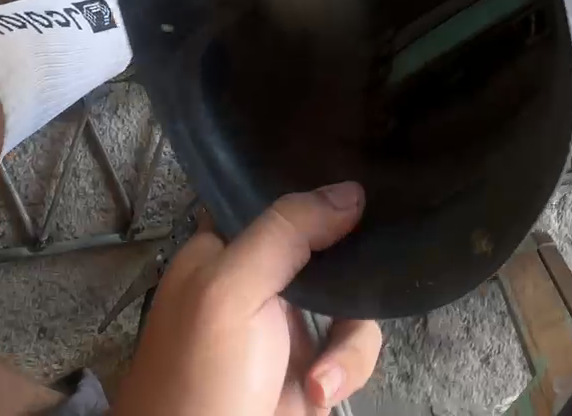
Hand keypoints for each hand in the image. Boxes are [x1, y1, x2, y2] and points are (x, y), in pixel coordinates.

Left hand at [114, 183, 382, 414]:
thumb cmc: (200, 378)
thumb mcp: (231, 291)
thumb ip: (287, 231)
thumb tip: (353, 189)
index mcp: (223, 251)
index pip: (273, 196)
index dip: (314, 185)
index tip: (358, 178)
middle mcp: (258, 281)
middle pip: (326, 243)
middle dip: (352, 262)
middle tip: (371, 265)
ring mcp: (287, 329)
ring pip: (351, 297)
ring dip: (351, 334)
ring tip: (326, 374)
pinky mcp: (313, 370)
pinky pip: (355, 346)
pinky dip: (350, 366)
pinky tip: (323, 391)